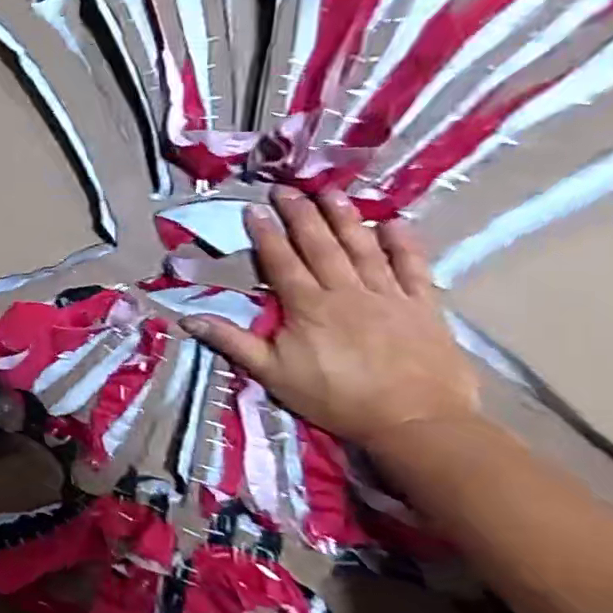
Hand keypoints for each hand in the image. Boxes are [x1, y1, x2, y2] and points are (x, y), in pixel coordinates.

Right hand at [181, 188, 479, 446]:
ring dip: (345, 218)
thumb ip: (233, 342)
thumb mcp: (274, 375)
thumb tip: (188, 318)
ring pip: (363, 247)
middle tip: (287, 189)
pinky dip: (404, 243)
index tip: (254, 208)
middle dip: (301, 214)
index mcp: (308, 306)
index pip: (281, 261)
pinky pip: (413, 267)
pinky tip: (393, 222)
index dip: (266, 234)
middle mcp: (346, 292)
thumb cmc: (337, 400)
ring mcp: (388, 296)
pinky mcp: (424, 307)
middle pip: (320, 245)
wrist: (416, 423)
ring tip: (332, 192)